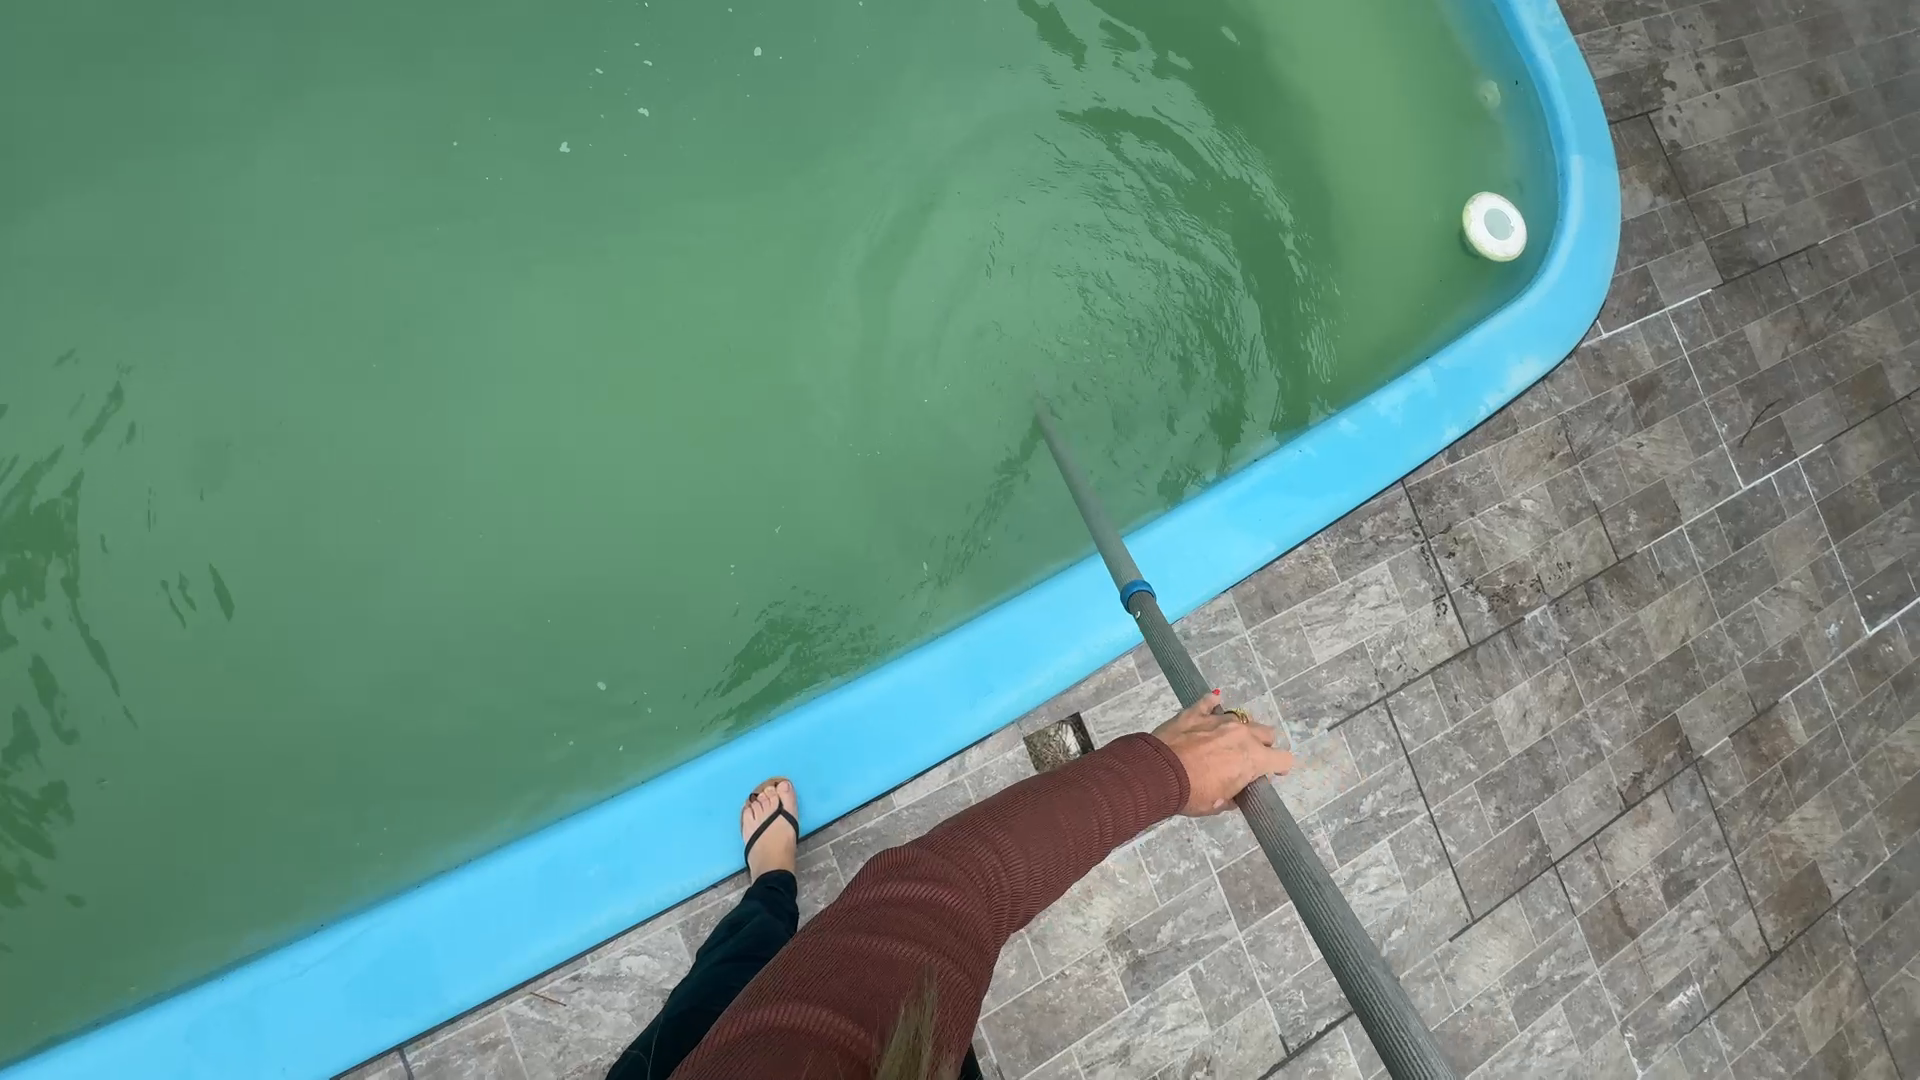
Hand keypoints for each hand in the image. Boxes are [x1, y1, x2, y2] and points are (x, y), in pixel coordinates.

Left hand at [1151, 690, 1293, 815]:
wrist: (1158, 773)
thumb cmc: (1192, 793)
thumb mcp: (1220, 804)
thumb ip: (1235, 793)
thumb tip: (1235, 789)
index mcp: (1253, 758)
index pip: (1284, 758)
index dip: (1280, 767)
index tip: (1272, 772)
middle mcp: (1241, 734)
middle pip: (1266, 733)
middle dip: (1262, 745)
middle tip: (1248, 757)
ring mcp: (1218, 719)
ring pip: (1240, 718)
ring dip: (1238, 729)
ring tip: (1225, 739)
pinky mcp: (1195, 712)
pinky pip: (1208, 701)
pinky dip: (1212, 702)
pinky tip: (1213, 702)